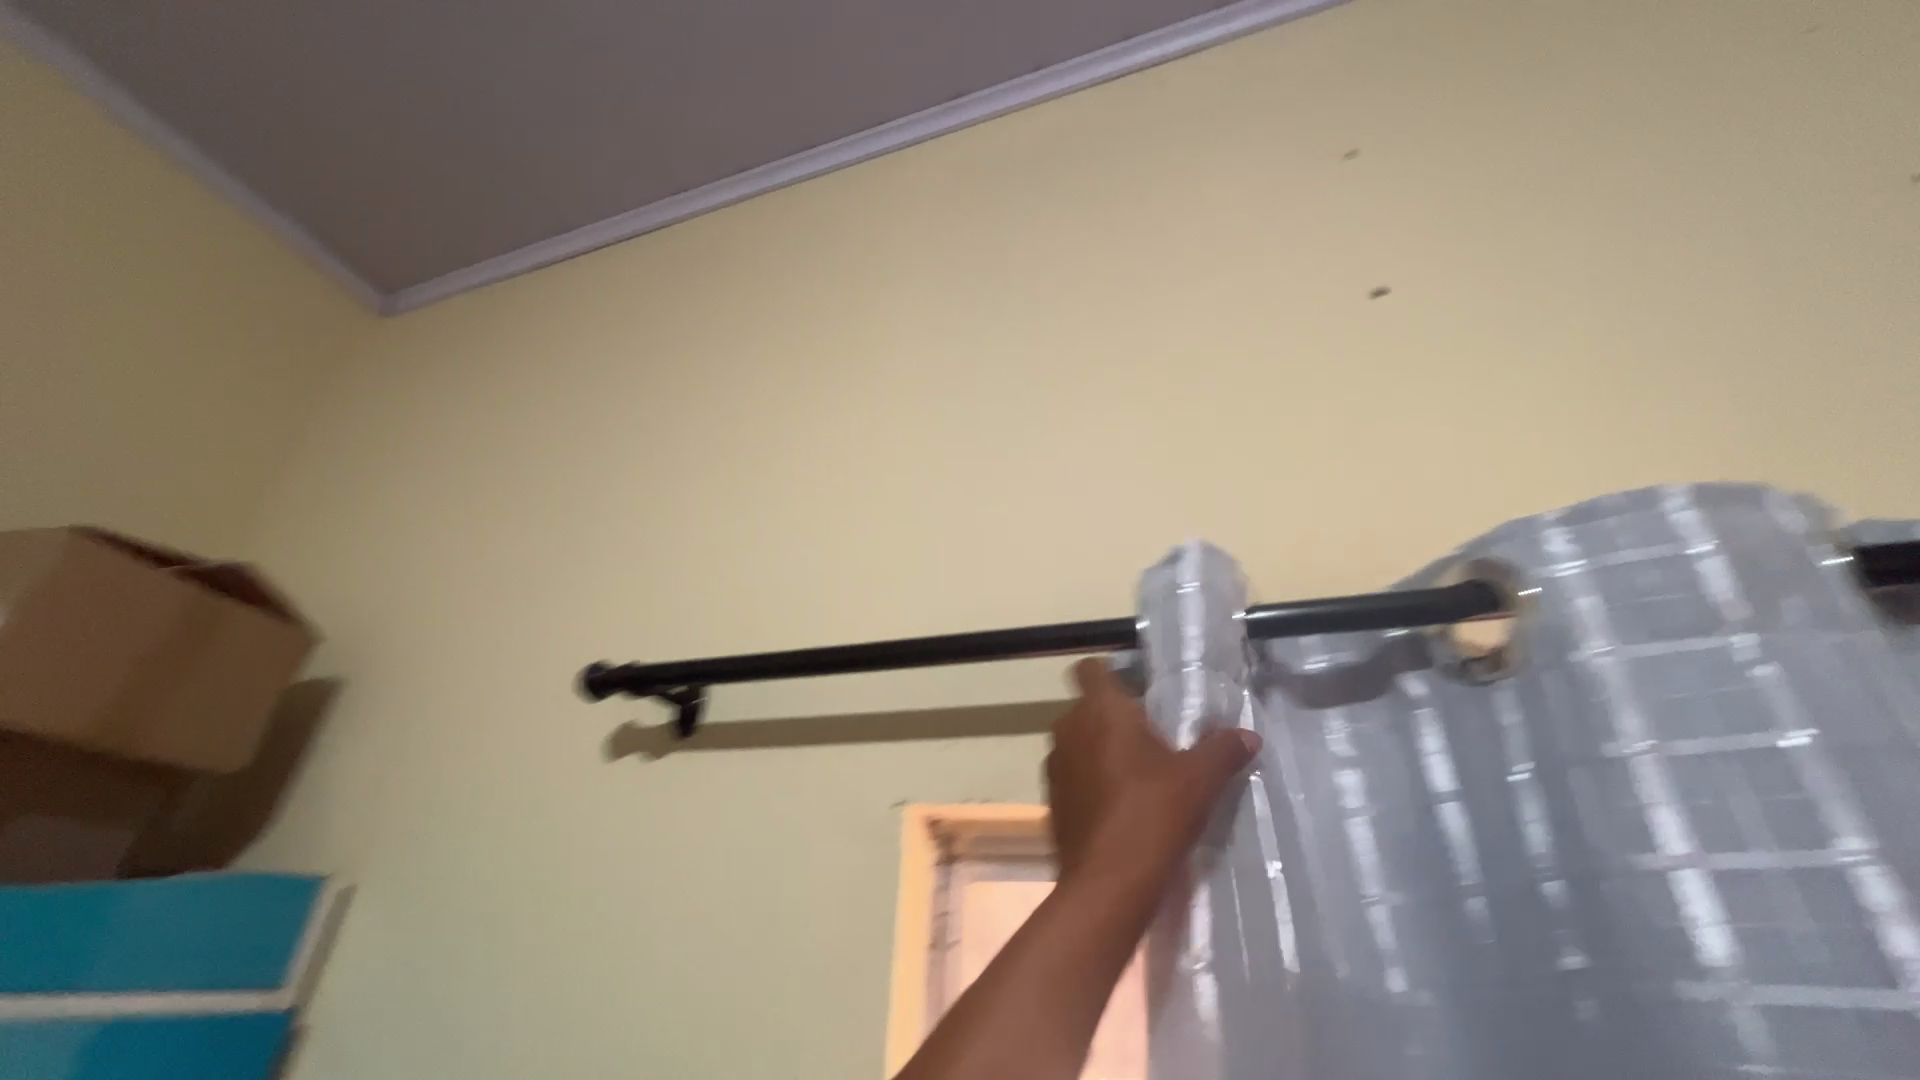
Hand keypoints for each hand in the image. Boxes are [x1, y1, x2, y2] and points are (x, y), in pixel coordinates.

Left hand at [1045, 657, 1260, 883]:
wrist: (1108, 883)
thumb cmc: (1153, 814)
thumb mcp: (1200, 779)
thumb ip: (1223, 750)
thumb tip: (1247, 735)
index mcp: (1099, 710)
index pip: (1090, 669)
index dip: (1110, 673)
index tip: (1138, 690)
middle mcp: (1068, 729)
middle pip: (1089, 708)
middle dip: (1115, 719)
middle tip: (1154, 742)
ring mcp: (1055, 766)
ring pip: (1080, 743)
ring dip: (1102, 752)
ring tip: (1141, 779)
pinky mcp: (1051, 801)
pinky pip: (1074, 777)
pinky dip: (1092, 784)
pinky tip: (1122, 810)